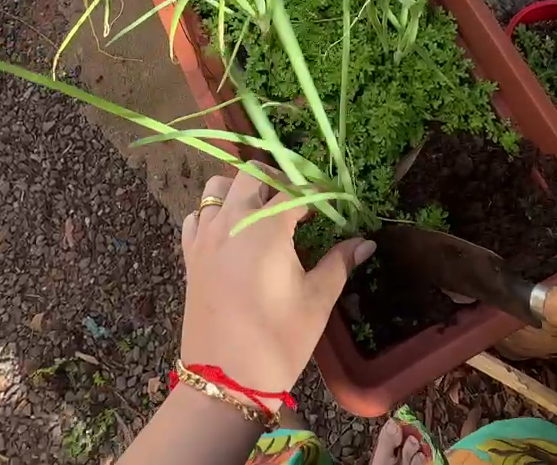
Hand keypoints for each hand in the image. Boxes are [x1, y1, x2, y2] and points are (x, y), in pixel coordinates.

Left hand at [179, 169, 374, 399]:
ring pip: (219, 187)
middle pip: (254, 174)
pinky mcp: (190, 254)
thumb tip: (365, 241)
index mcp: (266, 227)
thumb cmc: (278, 340)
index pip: (296, 191)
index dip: (318, 194)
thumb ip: (340, 262)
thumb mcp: (317, 300)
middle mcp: (232, 220)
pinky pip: (197, 216)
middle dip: (279, 180)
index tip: (333, 203)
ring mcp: (206, 235)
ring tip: (263, 211)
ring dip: (242, 189)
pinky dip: (214, 213)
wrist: (226, 382)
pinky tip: (231, 232)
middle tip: (299, 204)